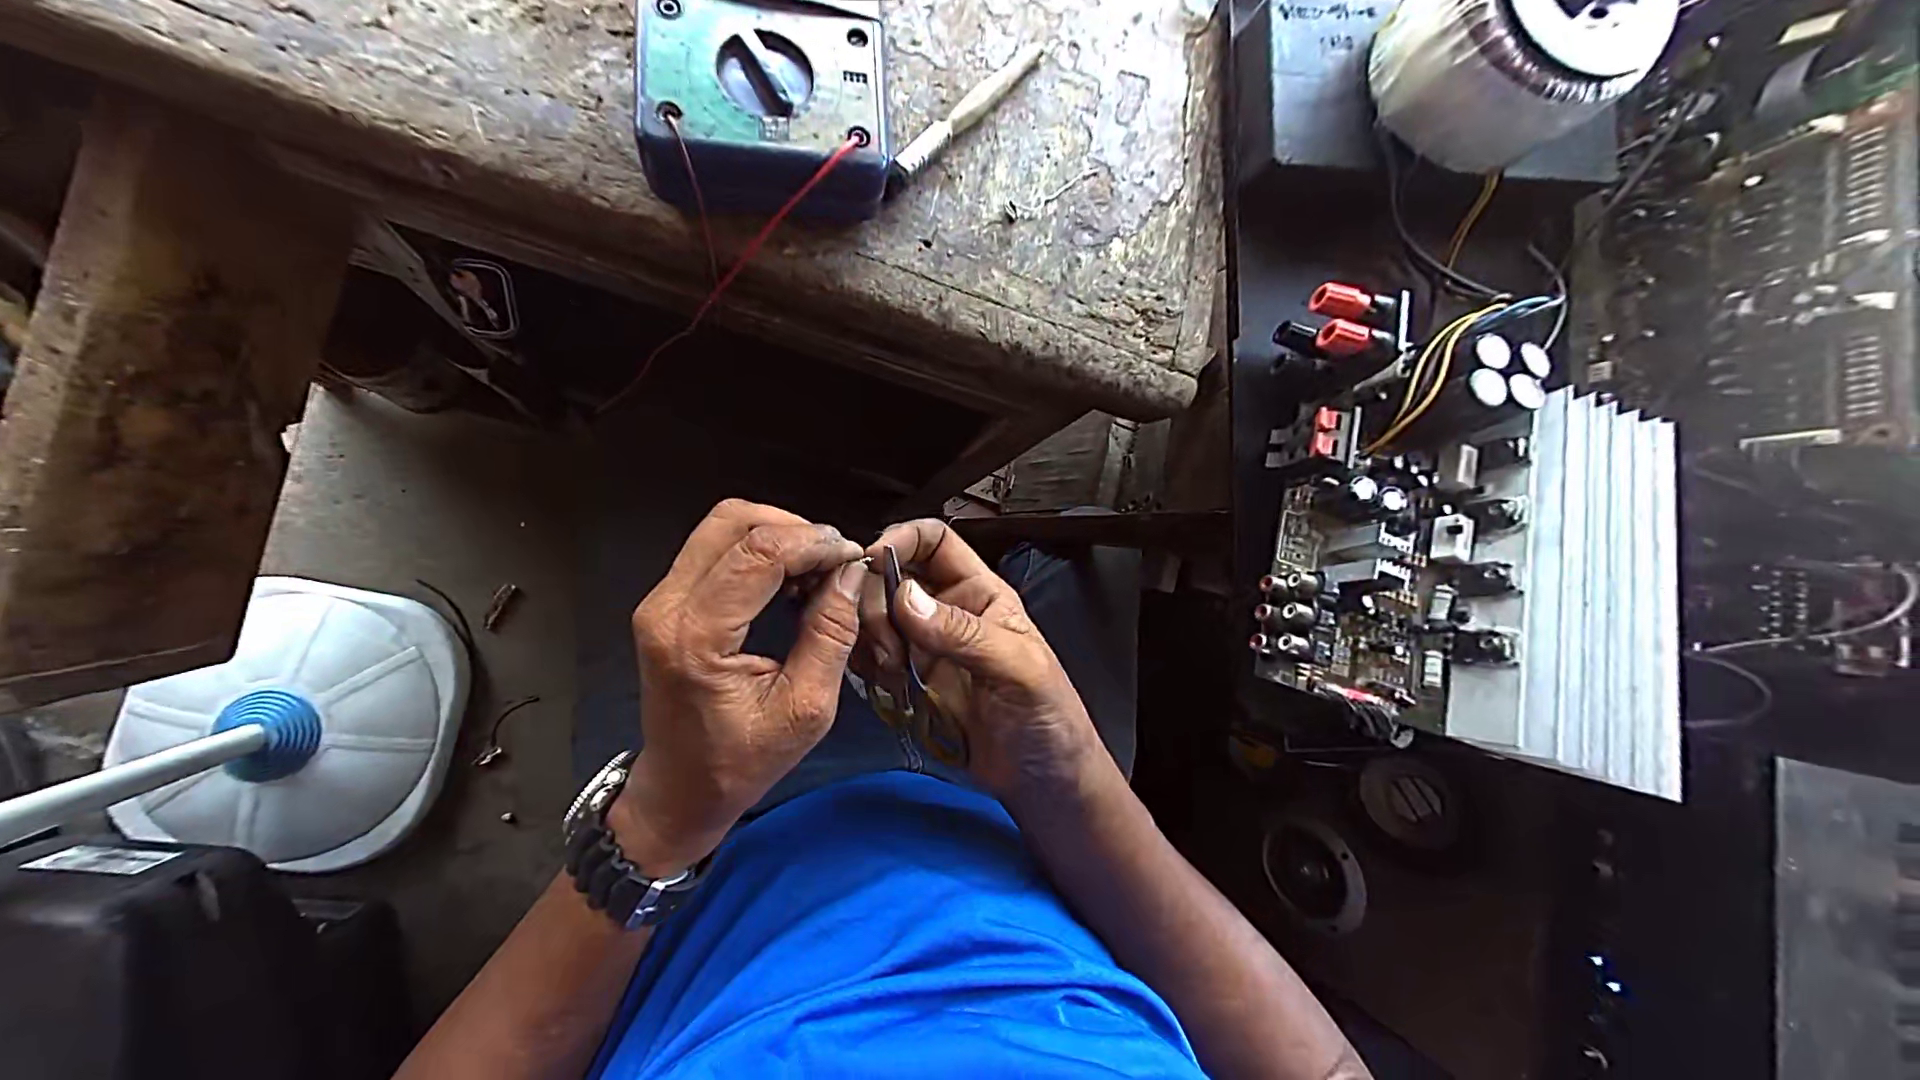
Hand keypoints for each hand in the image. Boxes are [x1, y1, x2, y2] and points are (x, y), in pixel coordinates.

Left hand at [612, 500, 866, 874]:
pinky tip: (789, 577)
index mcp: (697, 637)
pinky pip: (716, 547)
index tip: (852, 558)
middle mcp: (667, 606)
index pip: (758, 553)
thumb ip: (830, 634)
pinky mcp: (667, 600)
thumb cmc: (741, 762)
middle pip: (734, 520)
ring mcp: (661, 599)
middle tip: (835, 559)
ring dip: (778, 535)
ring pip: (723, 525)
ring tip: (816, 568)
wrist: (680, 788)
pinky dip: (761, 548)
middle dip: (796, 529)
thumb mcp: (806, 708)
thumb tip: (850, 574)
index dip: (814, 544)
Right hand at [855, 520, 1109, 802]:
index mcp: (980, 593)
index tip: (873, 558)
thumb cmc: (1051, 718)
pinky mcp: (907, 682)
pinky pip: (870, 657)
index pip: (934, 542)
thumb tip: (908, 598)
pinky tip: (884, 683)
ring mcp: (923, 648)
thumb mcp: (1019, 669)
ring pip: (874, 616)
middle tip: (888, 638)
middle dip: (878, 599)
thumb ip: (965, 633)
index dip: (902, 539)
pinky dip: (865, 664)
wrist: (1042, 781)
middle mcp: (946, 613)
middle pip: (891, 577)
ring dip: (870, 636)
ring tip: (892, 669)